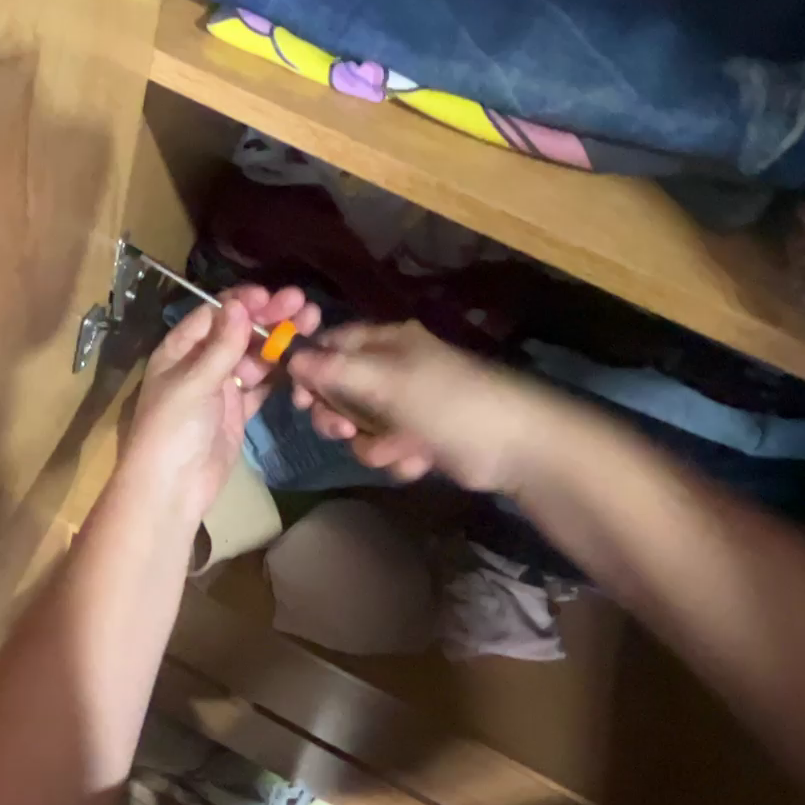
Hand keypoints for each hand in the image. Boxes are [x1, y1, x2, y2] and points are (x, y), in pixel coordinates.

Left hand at [121, 286, 321, 522]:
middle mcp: (199, 365)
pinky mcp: (237, 412)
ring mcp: (220, 389)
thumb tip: (238, 304)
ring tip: (312, 326)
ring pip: (254, 357)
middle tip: (304, 305)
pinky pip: (261, 386)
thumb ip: (221, 345)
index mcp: (179, 351)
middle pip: (238, 332)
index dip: (243, 303)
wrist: (172, 487)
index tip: (272, 297)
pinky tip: (303, 362)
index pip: (214, 315)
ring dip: (280, 343)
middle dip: (269, 318)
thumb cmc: (172, 429)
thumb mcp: (194, 382)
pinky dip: (279, 375)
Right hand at [284, 320, 559, 491]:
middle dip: (336, 416)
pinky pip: (383, 448)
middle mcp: (391, 370)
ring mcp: (404, 406)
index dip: (308, 368)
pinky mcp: (417, 438)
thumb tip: (290, 358)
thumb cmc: (447, 401)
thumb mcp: (385, 381)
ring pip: (357, 426)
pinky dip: (396, 459)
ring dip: (370, 444)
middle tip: (341, 431)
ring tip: (394, 450)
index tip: (296, 396)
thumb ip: (334, 370)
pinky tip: (418, 461)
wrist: (514, 445)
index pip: (331, 344)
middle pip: (337, 390)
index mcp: (386, 343)